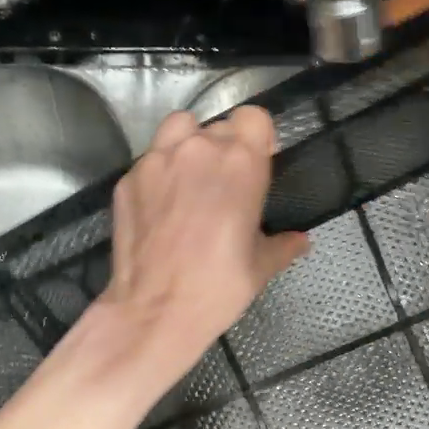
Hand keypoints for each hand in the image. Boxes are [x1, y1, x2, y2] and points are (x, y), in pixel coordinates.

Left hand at [93, 107, 308, 381]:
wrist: (155, 310)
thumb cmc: (217, 288)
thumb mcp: (260, 268)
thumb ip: (282, 245)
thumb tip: (300, 241)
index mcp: (240, 162)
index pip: (253, 118)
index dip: (256, 138)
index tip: (257, 162)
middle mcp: (197, 150)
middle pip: (216, 126)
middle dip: (223, 149)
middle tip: (223, 187)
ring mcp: (157, 161)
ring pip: (178, 129)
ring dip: (188, 146)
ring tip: (190, 180)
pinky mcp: (128, 180)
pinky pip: (149, 161)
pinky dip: (158, 174)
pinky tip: (160, 206)